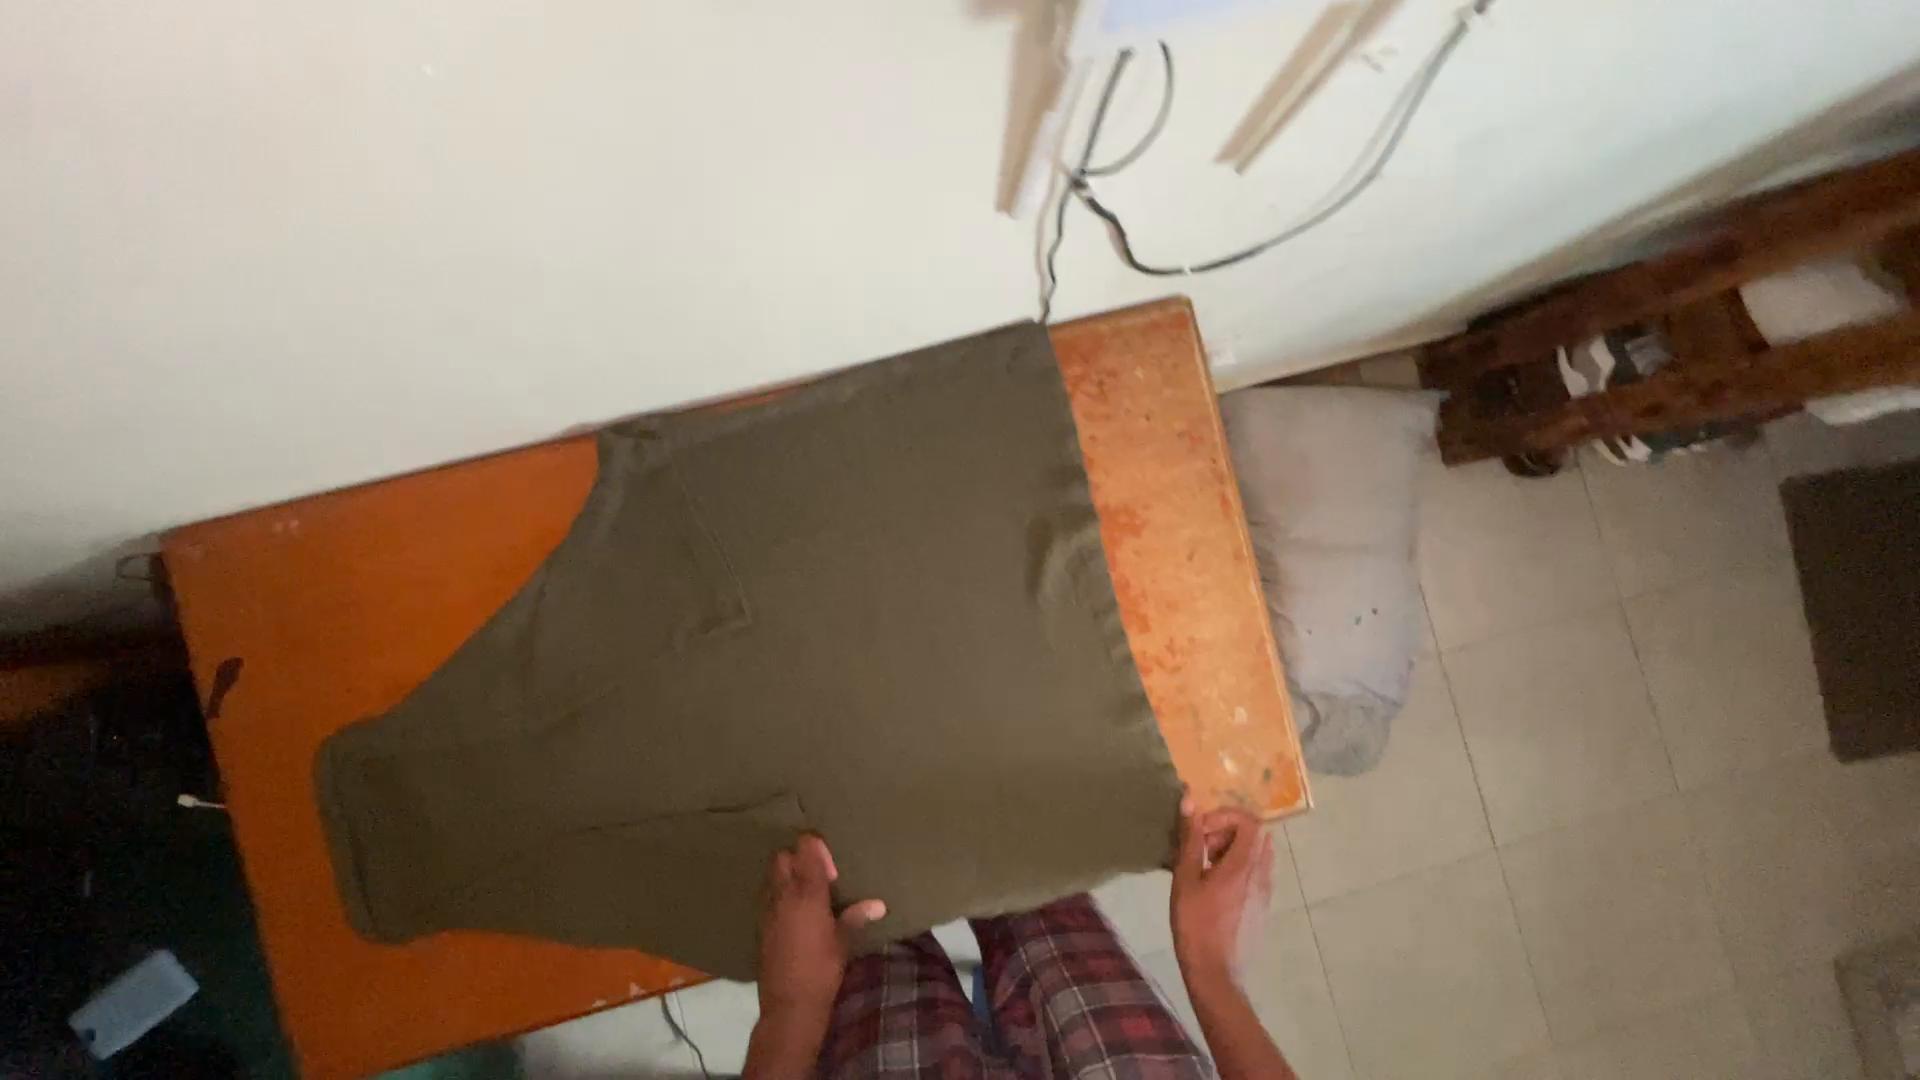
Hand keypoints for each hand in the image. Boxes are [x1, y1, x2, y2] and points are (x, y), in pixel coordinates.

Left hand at [756, 834, 885, 1018]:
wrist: (789, 1005)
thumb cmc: (822, 969)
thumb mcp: (843, 941)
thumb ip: (857, 916)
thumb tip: (880, 904)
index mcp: (808, 892)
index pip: (807, 848)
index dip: (818, 848)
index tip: (832, 869)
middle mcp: (784, 894)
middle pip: (783, 856)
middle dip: (798, 857)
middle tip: (818, 877)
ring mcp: (768, 909)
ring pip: (772, 875)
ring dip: (787, 875)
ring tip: (806, 893)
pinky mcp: (760, 925)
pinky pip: (768, 896)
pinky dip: (779, 894)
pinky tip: (793, 913)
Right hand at [1169, 797, 1272, 981]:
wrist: (1216, 975)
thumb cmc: (1195, 924)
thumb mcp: (1185, 877)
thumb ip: (1191, 837)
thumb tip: (1190, 799)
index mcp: (1244, 865)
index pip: (1250, 821)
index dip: (1225, 816)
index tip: (1202, 831)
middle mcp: (1262, 875)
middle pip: (1255, 835)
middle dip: (1227, 831)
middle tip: (1202, 848)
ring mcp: (1266, 893)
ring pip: (1257, 854)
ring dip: (1232, 849)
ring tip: (1206, 868)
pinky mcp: (1263, 907)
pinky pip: (1256, 873)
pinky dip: (1238, 867)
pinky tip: (1214, 888)